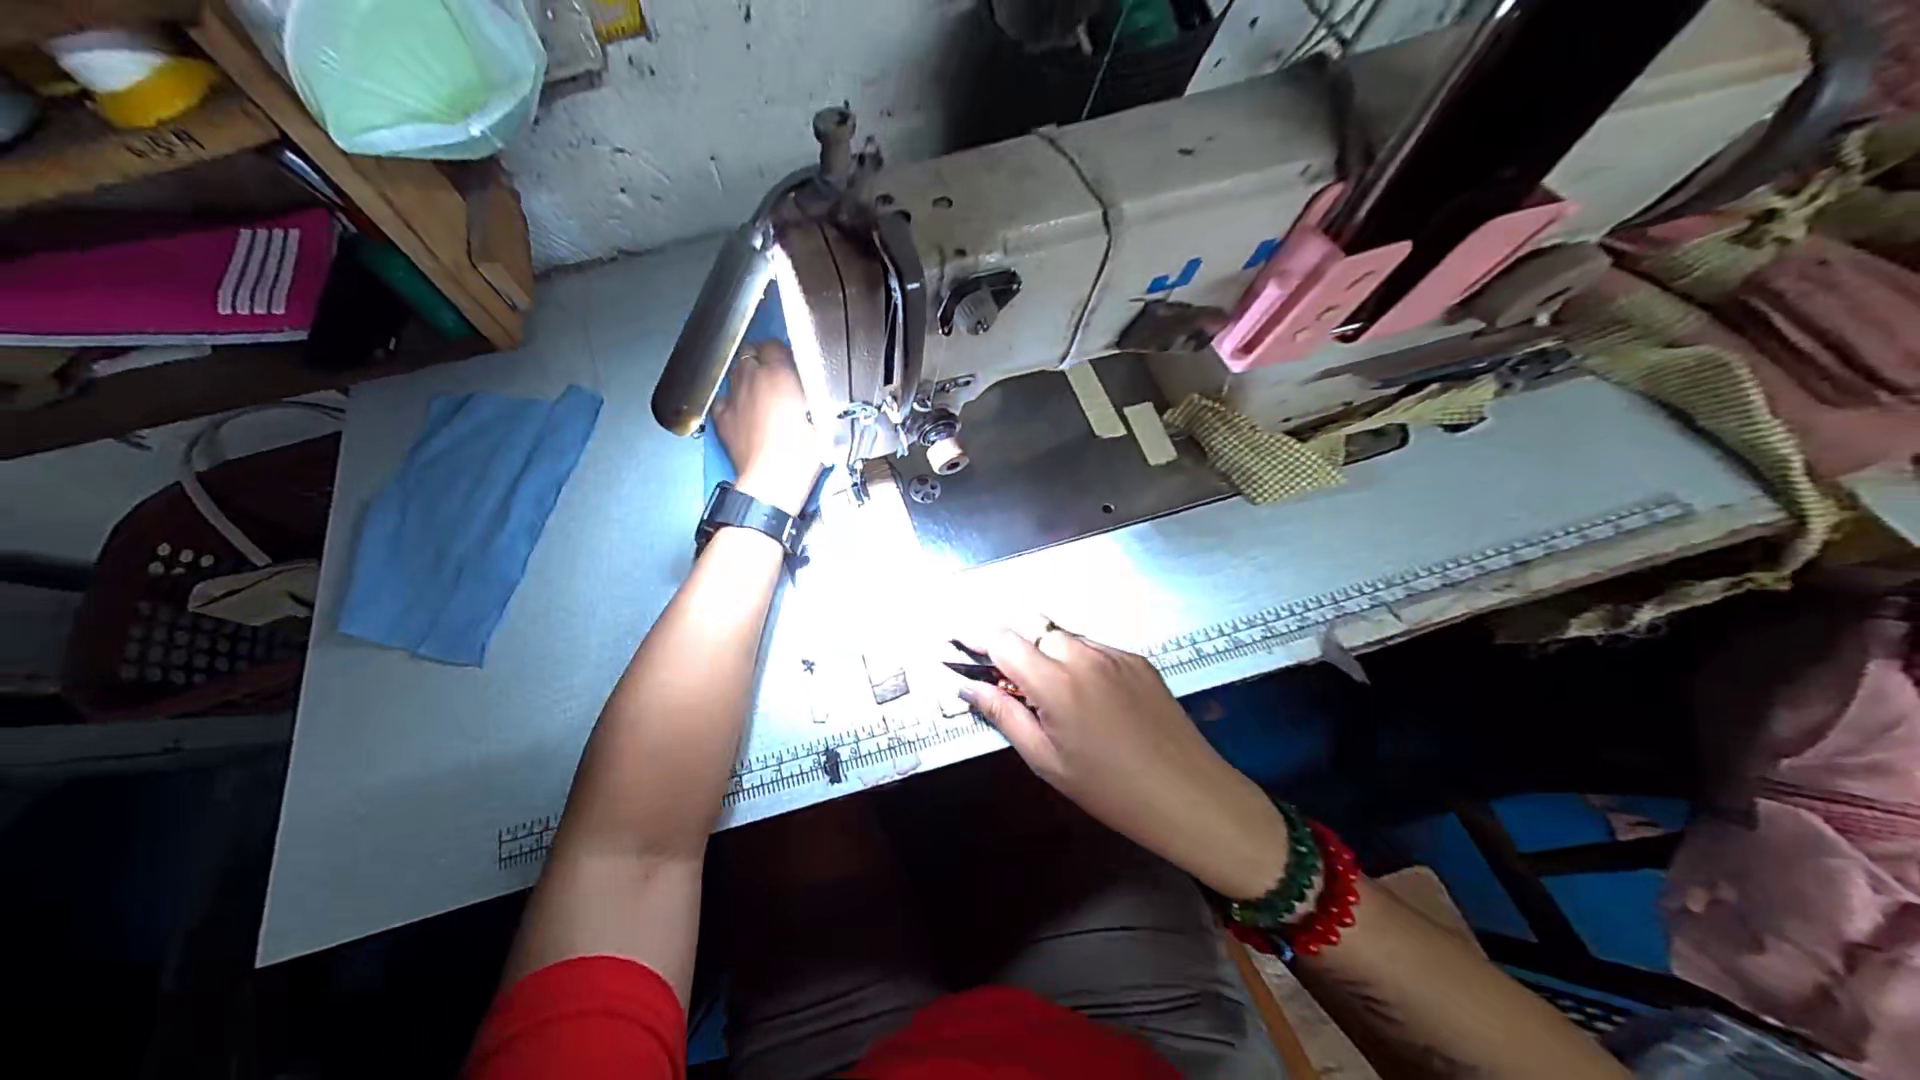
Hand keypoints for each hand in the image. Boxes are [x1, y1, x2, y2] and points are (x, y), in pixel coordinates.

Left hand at [712, 340, 821, 515]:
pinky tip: (740, 407)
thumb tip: (809, 395)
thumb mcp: (820, 420)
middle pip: (750, 354)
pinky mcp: (723, 418)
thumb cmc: (798, 455)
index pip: (774, 345)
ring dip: (746, 375)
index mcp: (779, 375)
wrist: (772, 480)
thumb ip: (810, 398)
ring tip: (758, 387)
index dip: (781, 351)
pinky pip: (722, 398)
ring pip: (735, 372)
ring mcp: (734, 398)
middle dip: (761, 359)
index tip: (787, 358)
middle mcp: (752, 380)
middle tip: (773, 371)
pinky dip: (730, 398)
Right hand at [959, 627, 1292, 900]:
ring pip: (1063, 636)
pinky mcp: (1138, 660)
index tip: (961, 648)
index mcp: (1056, 683)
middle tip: (1007, 681)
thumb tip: (968, 687)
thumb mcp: (1046, 760)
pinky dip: (1077, 660)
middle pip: (1032, 629)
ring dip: (1044, 652)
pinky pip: (1094, 648)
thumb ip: (1003, 715)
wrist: (1190, 794)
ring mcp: (1115, 654)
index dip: (977, 641)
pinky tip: (1087, 697)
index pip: (1003, 639)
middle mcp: (1084, 656)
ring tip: (1049, 692)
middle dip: (1012, 646)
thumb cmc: (1110, 789)